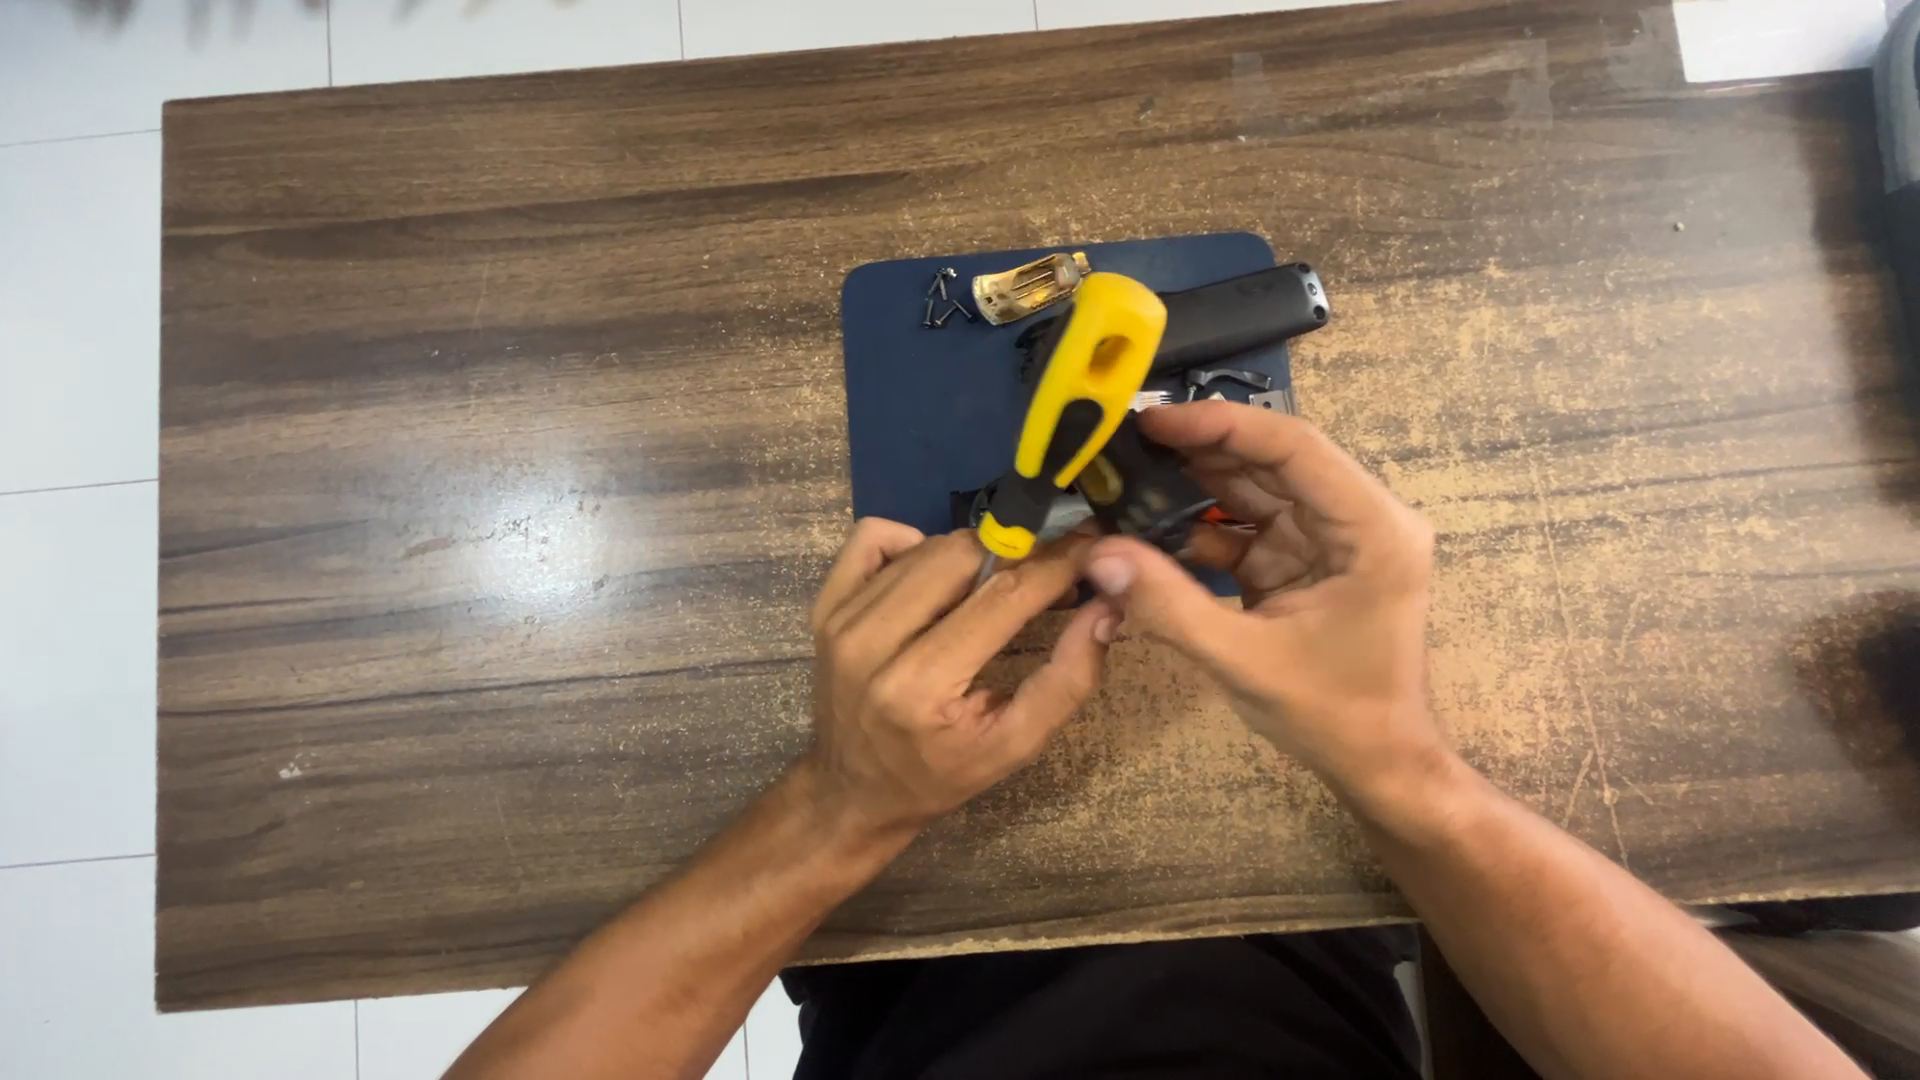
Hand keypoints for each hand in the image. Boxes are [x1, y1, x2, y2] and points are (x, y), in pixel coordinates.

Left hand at [800, 519, 1116, 844]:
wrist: (851, 791)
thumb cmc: (938, 775)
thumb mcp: (1013, 745)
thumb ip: (1067, 679)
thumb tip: (1106, 607)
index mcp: (921, 685)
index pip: (1002, 597)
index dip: (1056, 564)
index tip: (1092, 544)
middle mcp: (871, 641)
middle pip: (963, 556)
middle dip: (1018, 552)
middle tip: (1048, 567)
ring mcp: (840, 617)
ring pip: (927, 546)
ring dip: (974, 553)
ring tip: (997, 582)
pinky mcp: (824, 604)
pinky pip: (874, 536)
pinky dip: (914, 542)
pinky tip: (934, 576)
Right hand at [1078, 402, 1445, 813]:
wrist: (1375, 762)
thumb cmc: (1331, 715)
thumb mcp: (1242, 660)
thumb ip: (1168, 605)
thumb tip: (1097, 555)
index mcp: (1371, 530)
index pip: (1294, 448)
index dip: (1221, 425)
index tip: (1153, 421)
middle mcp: (1355, 518)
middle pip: (1270, 460)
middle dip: (1197, 449)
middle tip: (1124, 444)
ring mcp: (1327, 537)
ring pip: (1252, 488)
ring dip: (1192, 484)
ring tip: (1125, 475)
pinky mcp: (1300, 558)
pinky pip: (1243, 526)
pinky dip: (1197, 525)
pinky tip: (1146, 524)